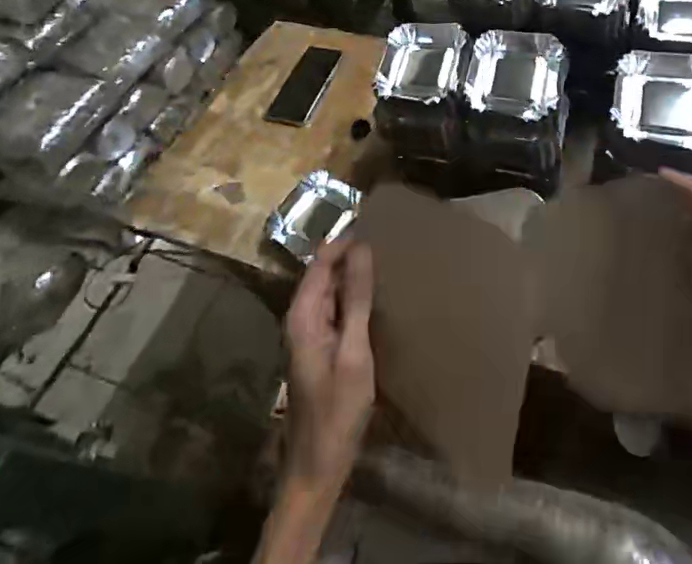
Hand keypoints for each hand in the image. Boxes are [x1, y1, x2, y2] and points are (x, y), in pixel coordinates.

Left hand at [282, 239, 374, 491]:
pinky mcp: (321, 347)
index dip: (346, 240)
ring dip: (355, 275)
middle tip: (390, 240)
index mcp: (302, 315)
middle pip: (324, 273)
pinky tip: (379, 296)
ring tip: (389, 260)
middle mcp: (301, 319)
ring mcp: (310, 334)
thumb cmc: (337, 410)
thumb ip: (356, 300)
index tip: (378, 225)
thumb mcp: (354, 351)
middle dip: (351, 254)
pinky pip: (337, 309)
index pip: (321, 261)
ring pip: (331, 291)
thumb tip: (362, 249)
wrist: (318, 465)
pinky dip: (355, 297)